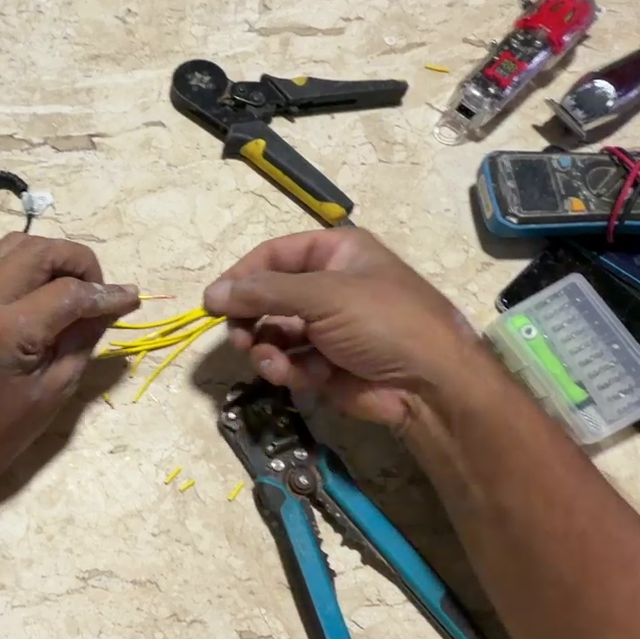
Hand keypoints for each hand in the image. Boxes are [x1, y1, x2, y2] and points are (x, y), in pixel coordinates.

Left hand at [0, 233, 138, 476]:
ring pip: (14, 244)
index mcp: (5, 333)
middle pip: (40, 251)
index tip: (130, 297)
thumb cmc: (7, 428)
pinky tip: (42, 291)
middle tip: (97, 288)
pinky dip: (25, 265)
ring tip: (71, 286)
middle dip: (79, 261)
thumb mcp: (58, 387)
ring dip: (51, 256)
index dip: (105, 292)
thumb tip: (113, 302)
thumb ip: (85, 337)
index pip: (67, 292)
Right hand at [203, 228, 490, 429]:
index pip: (272, 255)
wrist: (429, 385)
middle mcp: (327, 286)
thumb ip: (263, 293)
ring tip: (270, 361)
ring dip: (264, 348)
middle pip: (266, 297)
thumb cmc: (384, 322)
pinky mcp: (323, 363)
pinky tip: (290, 374)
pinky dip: (284, 368)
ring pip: (271, 333)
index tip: (213, 302)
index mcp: (335, 253)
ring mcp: (325, 327)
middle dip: (250, 319)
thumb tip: (210, 295)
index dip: (241, 277)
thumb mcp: (324, 295)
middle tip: (237, 338)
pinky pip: (286, 360)